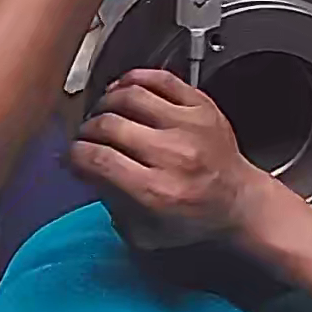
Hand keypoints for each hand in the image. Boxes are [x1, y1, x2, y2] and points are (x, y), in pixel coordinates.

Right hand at [69, 68, 278, 245]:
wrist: (239, 201)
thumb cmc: (194, 218)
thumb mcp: (146, 233)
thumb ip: (110, 203)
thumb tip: (80, 166)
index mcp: (159, 192)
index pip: (100, 160)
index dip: (75, 154)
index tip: (72, 155)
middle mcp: (174, 154)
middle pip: (110, 125)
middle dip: (87, 129)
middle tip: (86, 135)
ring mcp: (190, 124)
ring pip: (131, 96)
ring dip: (106, 102)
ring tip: (103, 112)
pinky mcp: (201, 104)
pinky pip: (160, 78)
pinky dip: (134, 79)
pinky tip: (124, 89)